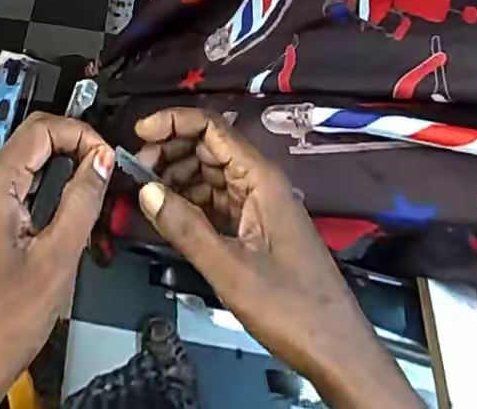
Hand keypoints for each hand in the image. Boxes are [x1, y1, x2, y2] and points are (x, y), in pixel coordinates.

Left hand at [0, 115, 113, 408]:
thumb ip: (81, 201)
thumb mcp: (55, 261)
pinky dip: (55, 184)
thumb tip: (101, 160)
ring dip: (66, 162)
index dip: (80, 133)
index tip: (107, 155)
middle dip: (74, 141)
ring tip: (97, 182)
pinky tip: (75, 204)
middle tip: (106, 164)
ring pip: (32, 160)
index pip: (41, 129)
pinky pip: (27, 184)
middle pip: (35, 137)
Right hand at [135, 108, 418, 408]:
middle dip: (169, 149)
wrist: (339, 354)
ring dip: (176, 175)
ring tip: (147, 190)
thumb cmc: (292, 309)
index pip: (211, 127)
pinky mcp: (254, 226)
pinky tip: (168, 212)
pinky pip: (215, 198)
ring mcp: (257, 203)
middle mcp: (259, 181)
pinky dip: (189, 199)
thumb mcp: (231, 270)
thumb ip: (186, 228)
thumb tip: (145, 190)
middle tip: (137, 168)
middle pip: (208, 146)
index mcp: (260, 178)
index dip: (173, 122)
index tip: (140, 134)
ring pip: (209, 172)